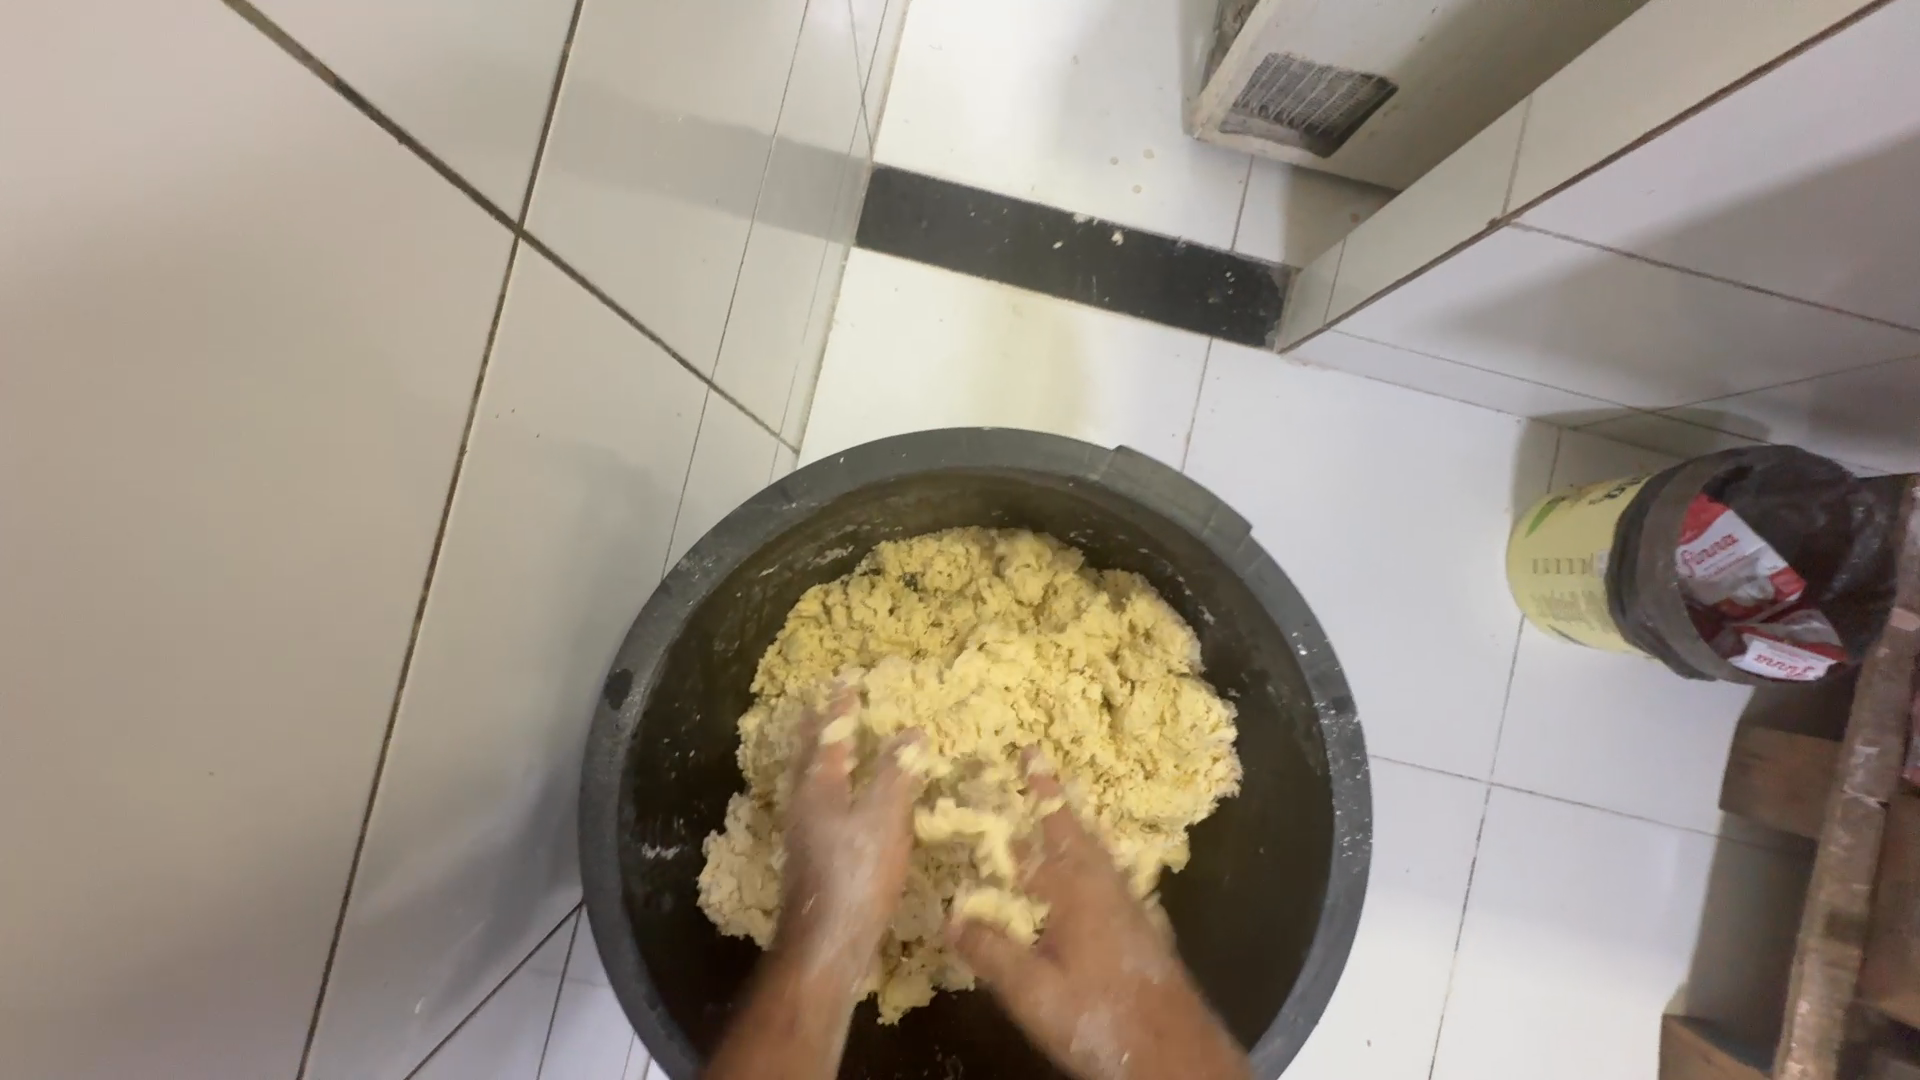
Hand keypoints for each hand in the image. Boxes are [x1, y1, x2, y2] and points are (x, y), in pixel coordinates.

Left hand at [776, 686, 920, 986]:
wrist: (826, 944)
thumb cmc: (856, 874)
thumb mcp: (885, 818)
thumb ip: (897, 773)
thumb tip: (912, 732)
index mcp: (819, 786)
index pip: (829, 733)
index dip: (840, 706)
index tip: (846, 680)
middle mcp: (804, 803)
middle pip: (808, 753)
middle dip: (818, 725)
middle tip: (826, 702)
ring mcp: (804, 831)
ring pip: (810, 778)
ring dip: (822, 753)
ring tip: (834, 741)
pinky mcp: (812, 855)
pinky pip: (819, 802)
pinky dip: (831, 783)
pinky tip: (844, 798)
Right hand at [947, 764, 1249, 1079]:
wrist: (1174, 1052)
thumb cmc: (1101, 1017)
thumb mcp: (1033, 993)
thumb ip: (992, 952)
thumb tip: (950, 916)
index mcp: (1075, 888)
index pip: (1043, 829)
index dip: (1032, 791)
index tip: (1024, 751)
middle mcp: (1103, 881)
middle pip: (1073, 826)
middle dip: (1052, 794)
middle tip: (1034, 763)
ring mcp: (1125, 899)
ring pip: (1092, 845)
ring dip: (1070, 821)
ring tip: (1051, 805)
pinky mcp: (1136, 920)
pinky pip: (1104, 868)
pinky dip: (1085, 851)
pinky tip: (1077, 868)